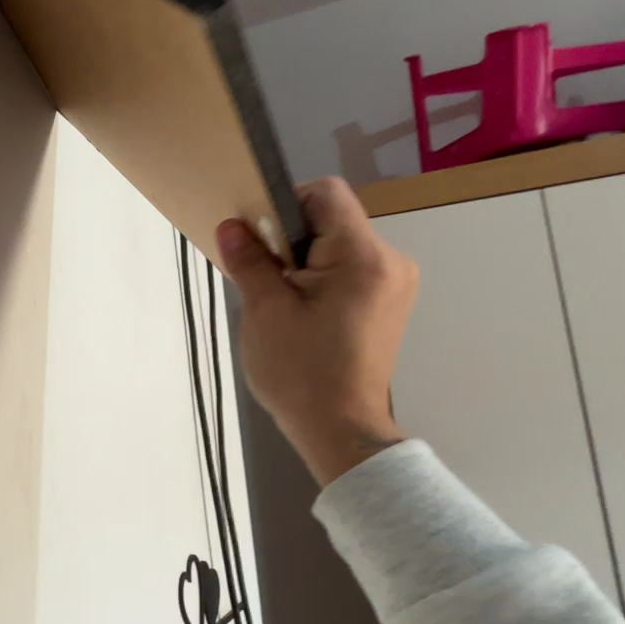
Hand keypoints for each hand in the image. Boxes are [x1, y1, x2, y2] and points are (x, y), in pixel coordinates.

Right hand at [217, 177, 418, 486]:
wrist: (339, 429)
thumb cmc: (300, 371)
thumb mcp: (264, 311)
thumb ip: (250, 261)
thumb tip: (231, 227)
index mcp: (364, 257)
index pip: (326, 194)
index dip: (284, 204)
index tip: (258, 239)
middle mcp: (390, 261)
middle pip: (332, 219)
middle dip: (290, 238)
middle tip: (262, 276)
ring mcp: (393, 283)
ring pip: (338, 245)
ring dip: (302, 260)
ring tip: (279, 300)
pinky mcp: (387, 302)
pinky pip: (348, 269)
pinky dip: (318, 278)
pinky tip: (300, 311)